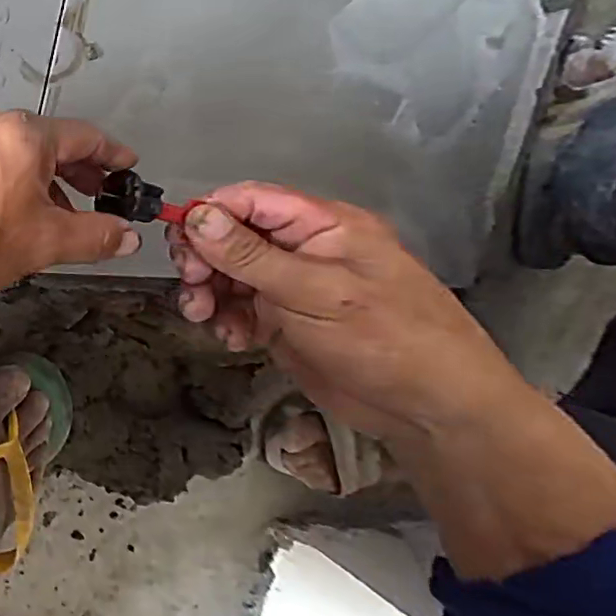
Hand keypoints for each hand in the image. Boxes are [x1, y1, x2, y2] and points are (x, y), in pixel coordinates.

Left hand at [0, 109, 142, 327]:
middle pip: (50, 139)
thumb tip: (127, 236)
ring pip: (18, 150)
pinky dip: (14, 177)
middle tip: (100, 194)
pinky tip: (18, 208)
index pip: (85, 136)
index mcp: (24, 133)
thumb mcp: (46, 242)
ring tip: (61, 211)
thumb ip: (95, 235)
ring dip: (46, 177)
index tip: (129, 167)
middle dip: (79, 169)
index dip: (113, 154)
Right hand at [165, 182, 535, 445]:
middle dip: (202, 257)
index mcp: (319, 225)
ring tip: (203, 316)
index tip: (181, 241)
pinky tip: (232, 337)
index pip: (248, 201)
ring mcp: (289, 286)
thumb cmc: (388, 340)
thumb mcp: (315, 293)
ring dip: (207, 292)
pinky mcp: (281, 320)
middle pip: (228, 236)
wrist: (434, 414)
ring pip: (226, 273)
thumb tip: (197, 215)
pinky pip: (236, 307)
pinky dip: (225, 320)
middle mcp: (300, 248)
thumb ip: (250, 254)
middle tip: (191, 282)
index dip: (208, 214)